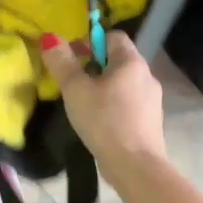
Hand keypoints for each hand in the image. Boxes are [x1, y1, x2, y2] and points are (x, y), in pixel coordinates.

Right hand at [40, 30, 165, 173]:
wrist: (136, 166)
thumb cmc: (104, 121)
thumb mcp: (75, 90)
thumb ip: (62, 62)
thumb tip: (49, 37)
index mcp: (131, 62)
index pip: (113, 36)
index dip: (90, 41)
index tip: (72, 58)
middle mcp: (147, 75)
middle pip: (118, 59)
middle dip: (94, 65)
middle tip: (74, 82)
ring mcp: (153, 100)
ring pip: (124, 82)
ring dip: (104, 86)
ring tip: (85, 103)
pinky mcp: (152, 121)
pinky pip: (130, 102)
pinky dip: (115, 104)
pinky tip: (101, 121)